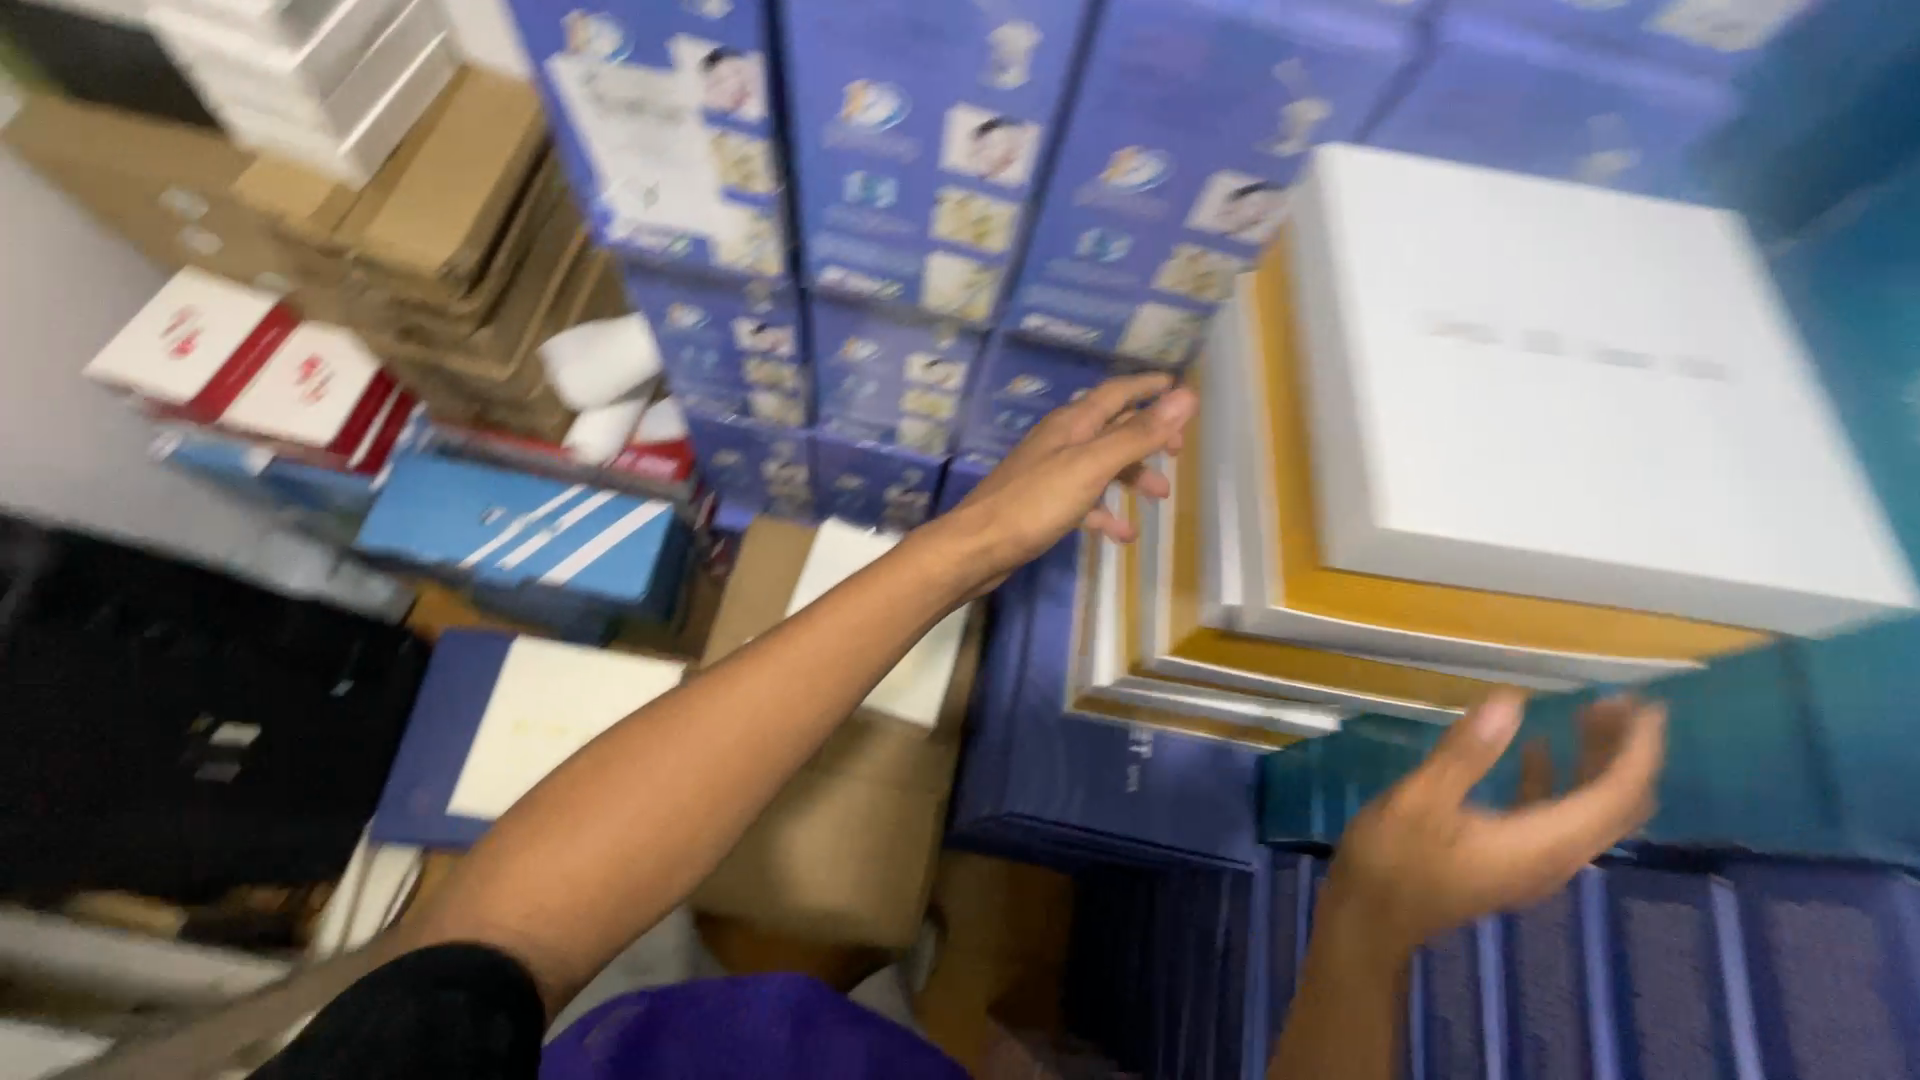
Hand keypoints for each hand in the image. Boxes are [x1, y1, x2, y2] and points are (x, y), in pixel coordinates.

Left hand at [940, 372, 1197, 591]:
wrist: (978, 547)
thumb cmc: (1035, 503)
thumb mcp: (1092, 465)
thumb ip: (1138, 434)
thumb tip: (1186, 397)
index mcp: (1072, 424)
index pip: (1116, 393)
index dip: (1148, 387)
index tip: (1179, 387)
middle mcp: (1060, 442)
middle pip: (1111, 429)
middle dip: (1146, 436)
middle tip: (1178, 452)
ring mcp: (1050, 474)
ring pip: (1101, 466)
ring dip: (1132, 477)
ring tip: (1161, 496)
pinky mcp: (1043, 506)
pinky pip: (1084, 502)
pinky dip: (1107, 513)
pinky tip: (1123, 534)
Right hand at [1324, 691, 1665, 953]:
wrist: (1371, 919)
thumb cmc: (1392, 858)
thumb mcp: (1419, 799)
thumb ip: (1466, 753)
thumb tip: (1511, 700)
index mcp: (1543, 842)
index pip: (1616, 793)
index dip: (1636, 748)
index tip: (1643, 704)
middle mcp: (1556, 857)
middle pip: (1615, 804)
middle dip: (1623, 750)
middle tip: (1613, 700)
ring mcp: (1537, 863)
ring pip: (1591, 811)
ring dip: (1595, 763)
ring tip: (1584, 715)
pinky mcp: (1514, 861)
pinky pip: (1561, 818)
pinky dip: (1560, 781)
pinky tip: (1536, 750)